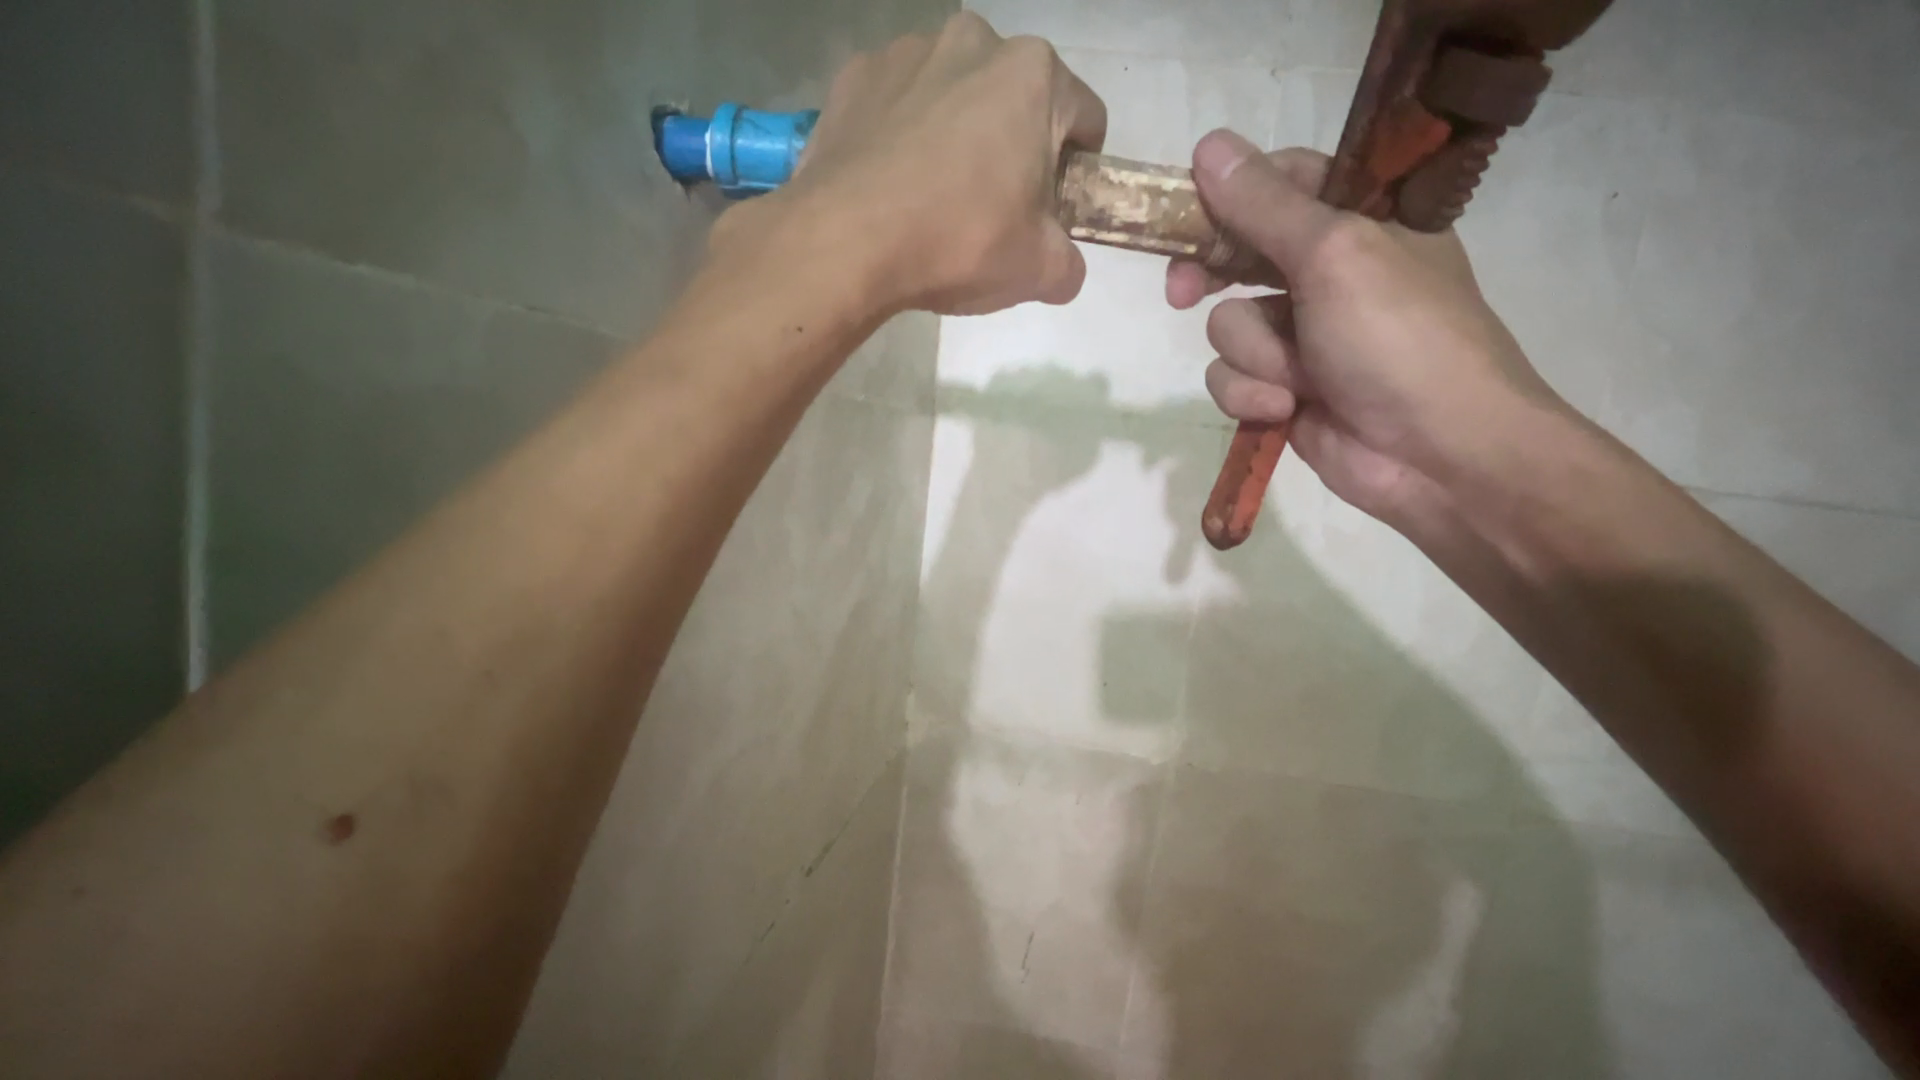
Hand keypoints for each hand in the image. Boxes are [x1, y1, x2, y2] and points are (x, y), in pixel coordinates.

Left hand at [728, 14, 1106, 316]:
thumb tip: (1063, 267)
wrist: (843, 242)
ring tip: (932, 198)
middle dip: (1014, 146)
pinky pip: (896, 105)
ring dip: (956, 135)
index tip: (1053, 208)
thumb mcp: (1038, 270)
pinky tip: (890, 184)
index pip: (1084, 118)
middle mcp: (973, 42)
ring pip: (953, 96)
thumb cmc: (958, 242)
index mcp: (1033, 75)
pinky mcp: (854, 76)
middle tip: (992, 210)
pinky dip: (901, 135)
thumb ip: (1068, 264)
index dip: (1077, 169)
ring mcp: (907, 53)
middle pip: (1015, 99)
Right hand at [1170, 130, 1568, 524]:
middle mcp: (1327, 272)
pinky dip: (1251, 393)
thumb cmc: (1400, 339)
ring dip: (1253, 354)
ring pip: (1228, 324)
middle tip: (1184, 292)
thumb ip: (1265, 205)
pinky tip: (1285, 410)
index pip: (1283, 182)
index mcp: (1361, 221)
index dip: (1231, 195)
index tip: (1185, 211)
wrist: (1438, 455)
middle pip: (1239, 252)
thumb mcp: (1335, 254)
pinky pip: (1231, 376)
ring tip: (1295, 380)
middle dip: (1212, 277)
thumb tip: (1208, 145)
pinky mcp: (1282, 389)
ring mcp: (1302, 335)